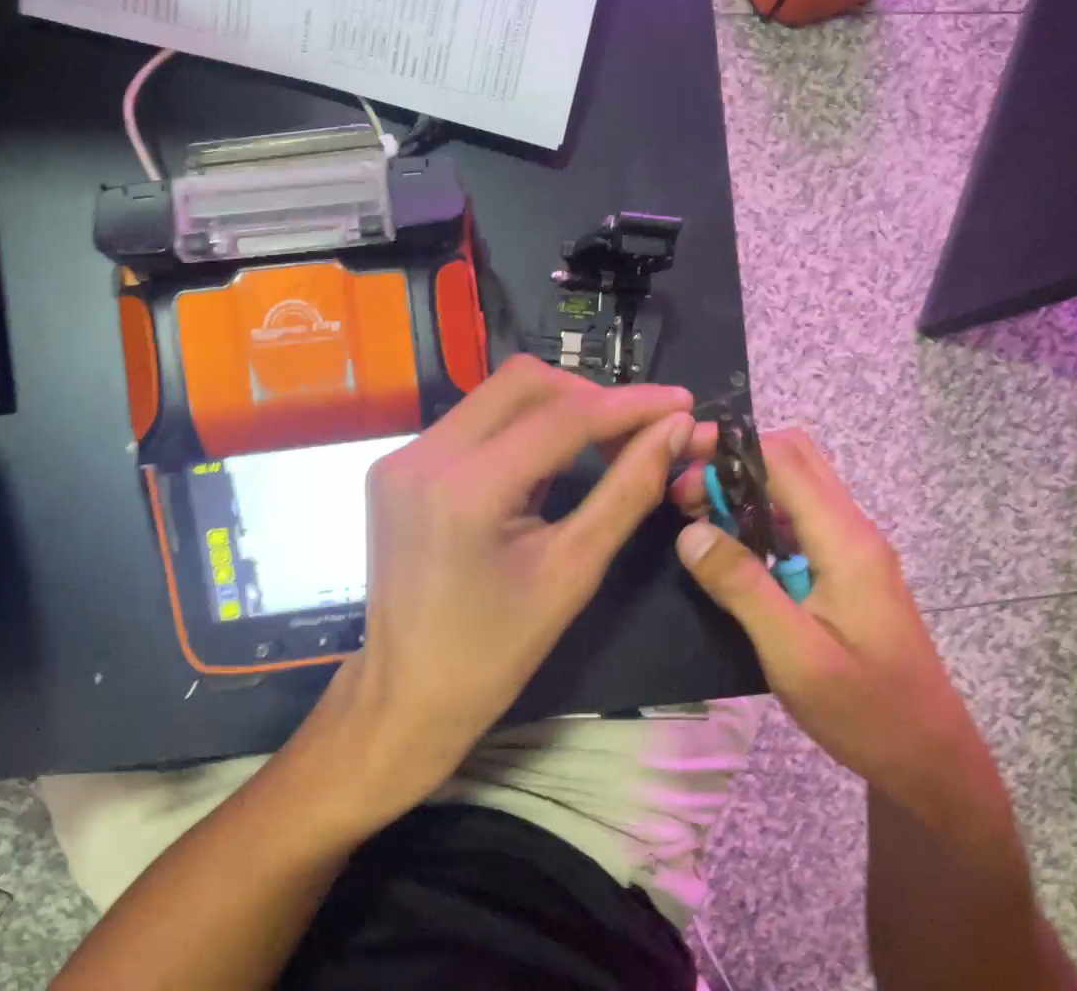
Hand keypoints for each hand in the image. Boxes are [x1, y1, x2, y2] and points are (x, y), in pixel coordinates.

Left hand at [316, 356, 694, 815]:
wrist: (408, 693)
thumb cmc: (495, 651)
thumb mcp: (572, 571)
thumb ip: (626, 492)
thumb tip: (674, 431)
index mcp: (465, 487)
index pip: (562, 416)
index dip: (630, 404)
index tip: (681, 402)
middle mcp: (423, 455)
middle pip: (522, 383)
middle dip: (589, 396)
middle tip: (639, 429)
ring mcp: (400, 458)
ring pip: (494, 398)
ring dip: (554, 411)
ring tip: (604, 446)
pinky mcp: (395, 469)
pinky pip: (469, 426)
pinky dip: (517, 433)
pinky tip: (548, 465)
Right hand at [671, 430, 1015, 852]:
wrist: (927, 756)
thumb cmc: (864, 710)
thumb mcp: (794, 655)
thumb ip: (743, 588)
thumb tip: (691, 533)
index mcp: (846, 542)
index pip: (785, 461)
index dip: (728, 449)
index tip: (676, 463)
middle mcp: (854, 533)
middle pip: (796, 461)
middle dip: (735, 463)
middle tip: (682, 495)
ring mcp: (854, 552)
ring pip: (797, 491)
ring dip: (744, 492)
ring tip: (693, 520)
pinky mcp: (847, 574)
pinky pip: (800, 525)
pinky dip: (759, 522)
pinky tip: (728, 553)